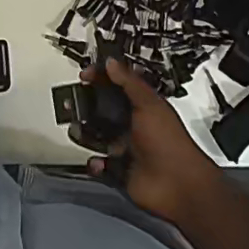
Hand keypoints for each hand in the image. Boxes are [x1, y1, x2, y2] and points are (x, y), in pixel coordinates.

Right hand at [83, 58, 225, 226]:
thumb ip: (129, 82)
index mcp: (140, 106)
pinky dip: (95, 163)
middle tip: (70, 103)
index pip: (116, 86)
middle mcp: (130, 124)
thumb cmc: (167, 140)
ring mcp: (124, 148)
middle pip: (102, 110)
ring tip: (76, 131)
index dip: (101, 78)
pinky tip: (99, 162)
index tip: (84, 75)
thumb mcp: (149, 104)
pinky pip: (99, 164)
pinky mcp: (118, 171)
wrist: (178, 186)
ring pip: (96, 136)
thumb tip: (110, 61)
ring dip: (85, 133)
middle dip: (85, 105)